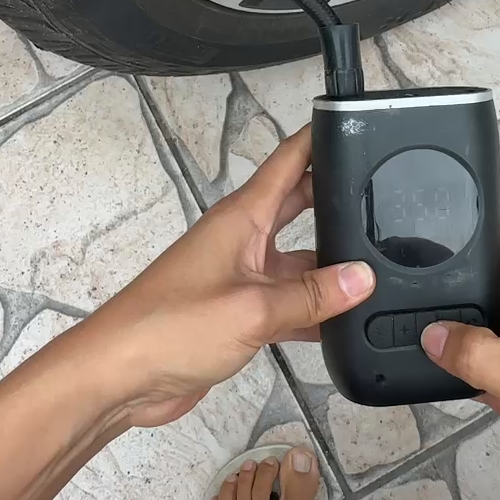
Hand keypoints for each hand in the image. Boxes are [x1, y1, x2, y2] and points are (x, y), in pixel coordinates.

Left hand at [75, 126, 374, 428]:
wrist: (121, 375)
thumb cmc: (170, 326)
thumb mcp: (253, 308)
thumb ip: (311, 295)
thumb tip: (361, 278)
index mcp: (241, 217)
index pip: (287, 161)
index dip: (317, 139)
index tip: (353, 125)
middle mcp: (242, 238)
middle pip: (297, 205)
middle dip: (334, 198)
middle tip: (379, 197)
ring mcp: (240, 274)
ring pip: (295, 258)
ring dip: (326, 265)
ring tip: (375, 267)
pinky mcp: (237, 309)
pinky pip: (285, 300)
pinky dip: (310, 309)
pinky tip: (340, 323)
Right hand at [419, 204, 499, 499]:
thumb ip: (479, 354)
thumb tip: (429, 335)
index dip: (476, 206)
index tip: (434, 195)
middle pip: (485, 270)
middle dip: (447, 258)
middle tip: (393, 249)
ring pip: (478, 316)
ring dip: (447, 311)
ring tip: (395, 299)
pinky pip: (479, 361)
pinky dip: (454, 359)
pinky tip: (420, 359)